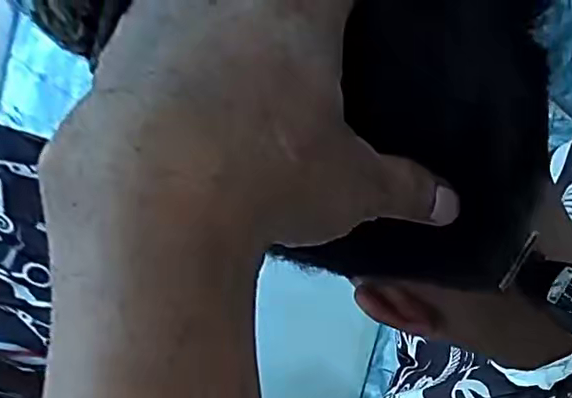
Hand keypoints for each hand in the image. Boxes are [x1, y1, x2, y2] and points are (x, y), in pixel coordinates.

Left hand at [41, 0, 456, 254]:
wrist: (157, 191)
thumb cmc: (275, 172)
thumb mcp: (357, 189)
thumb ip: (406, 189)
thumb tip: (448, 204)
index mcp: (297, 15)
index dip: (354, 11)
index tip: (364, 25)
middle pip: (271, 1)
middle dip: (293, 21)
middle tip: (312, 65)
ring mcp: (165, 13)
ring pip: (214, 12)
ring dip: (236, 36)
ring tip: (258, 85)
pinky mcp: (123, 49)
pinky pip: (169, 41)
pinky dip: (193, 65)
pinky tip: (207, 109)